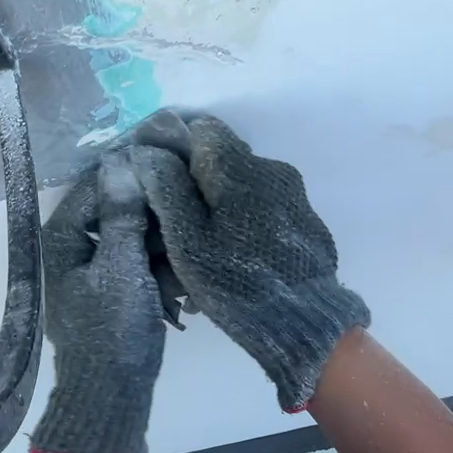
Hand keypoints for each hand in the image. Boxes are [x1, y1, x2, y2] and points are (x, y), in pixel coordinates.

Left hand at [29, 152, 167, 452]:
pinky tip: (180, 269)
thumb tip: (120, 160)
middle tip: (185, 203)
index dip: (132, 171)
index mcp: (63, 235)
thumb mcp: (122, 268)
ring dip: (158, 237)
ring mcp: (92, 267)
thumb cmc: (112, 331)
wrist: (111, 399)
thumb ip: (122, 213)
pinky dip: (156, 261)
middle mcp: (72, 245)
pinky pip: (136, 258)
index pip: (98, 183)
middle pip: (115, 206)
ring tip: (186, 237)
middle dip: (150, 209)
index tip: (171, 162)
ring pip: (130, 232)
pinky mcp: (111, 286)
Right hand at [132, 113, 369, 411]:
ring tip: (203, 249)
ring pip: (241, 186)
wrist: (305, 322)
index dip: (175, 149)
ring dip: (219, 206)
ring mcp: (292, 195)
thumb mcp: (186, 237)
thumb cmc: (236, 278)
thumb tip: (148, 151)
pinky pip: (262, 208)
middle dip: (195, 183)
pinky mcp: (304, 221)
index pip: (201, 129)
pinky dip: (242, 223)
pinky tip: (233, 257)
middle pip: (221, 159)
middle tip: (175, 222)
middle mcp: (269, 168)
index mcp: (238, 166)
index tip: (158, 180)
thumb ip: (165, 186)